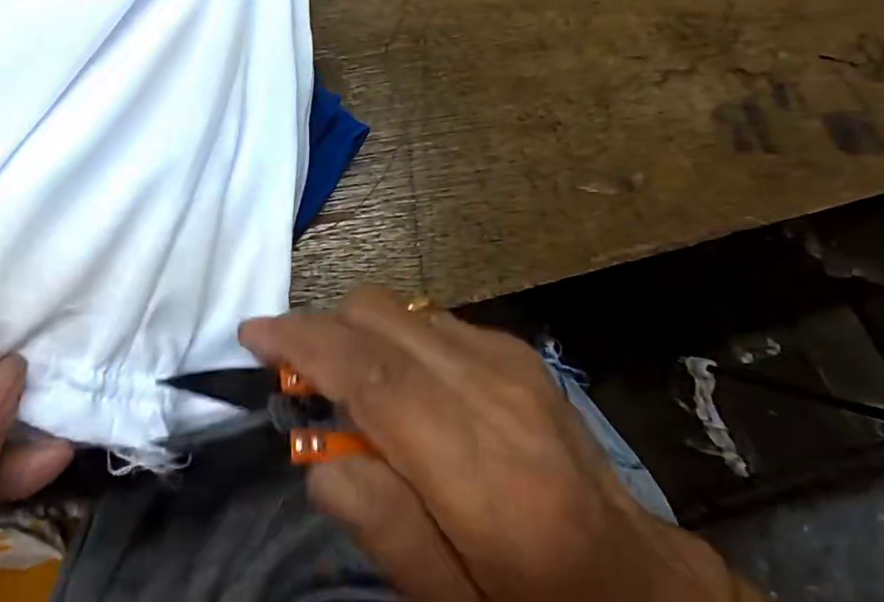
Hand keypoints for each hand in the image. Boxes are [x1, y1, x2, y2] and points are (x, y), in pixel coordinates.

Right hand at [239, 288, 761, 601]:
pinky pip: (434, 321)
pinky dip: (396, 338)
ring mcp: (512, 360)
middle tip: (295, 378)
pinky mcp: (520, 351)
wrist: (629, 572)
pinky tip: (397, 384)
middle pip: (385, 319)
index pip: (376, 376)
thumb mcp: (448, 600)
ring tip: (342, 385)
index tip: (254, 334)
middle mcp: (496, 389)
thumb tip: (318, 452)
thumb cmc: (530, 601)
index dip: (307, 344)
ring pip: (406, 310)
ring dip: (358, 332)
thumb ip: (382, 524)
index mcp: (479, 467)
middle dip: (325, 330)